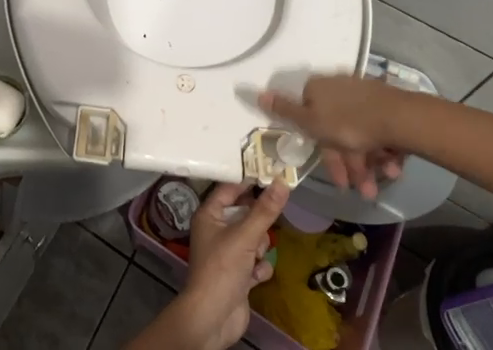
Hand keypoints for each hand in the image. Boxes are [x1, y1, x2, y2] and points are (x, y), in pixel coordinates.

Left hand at [166, 180, 289, 349]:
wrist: (213, 316)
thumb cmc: (222, 269)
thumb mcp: (244, 236)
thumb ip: (265, 210)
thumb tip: (283, 182)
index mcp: (209, 215)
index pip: (229, 189)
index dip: (248, 183)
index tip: (271, 176)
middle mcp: (216, 231)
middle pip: (245, 214)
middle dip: (257, 224)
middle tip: (264, 227)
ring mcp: (227, 254)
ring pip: (253, 238)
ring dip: (259, 248)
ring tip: (255, 257)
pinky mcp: (238, 274)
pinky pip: (255, 261)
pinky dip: (258, 268)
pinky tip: (255, 277)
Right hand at [258, 75, 408, 198]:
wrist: (397, 118)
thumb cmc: (347, 123)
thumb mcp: (310, 121)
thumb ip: (285, 110)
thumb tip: (258, 93)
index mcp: (318, 89)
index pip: (310, 116)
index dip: (320, 148)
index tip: (334, 176)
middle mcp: (338, 88)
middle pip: (337, 131)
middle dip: (348, 164)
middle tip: (362, 190)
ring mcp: (364, 96)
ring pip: (360, 135)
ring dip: (367, 165)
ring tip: (377, 187)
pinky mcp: (385, 105)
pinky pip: (379, 131)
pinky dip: (383, 152)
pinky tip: (392, 168)